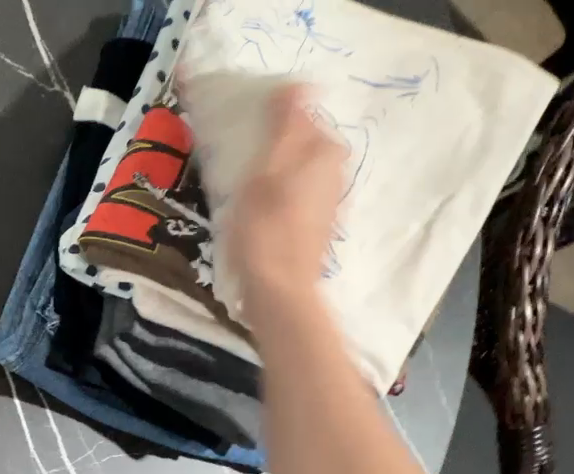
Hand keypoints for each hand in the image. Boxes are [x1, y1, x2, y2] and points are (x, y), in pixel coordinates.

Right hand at [227, 84, 347, 311]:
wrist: (279, 289)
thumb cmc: (264, 231)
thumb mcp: (264, 174)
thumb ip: (284, 128)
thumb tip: (297, 84)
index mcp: (324, 149)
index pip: (299, 115)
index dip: (268, 119)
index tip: (239, 130)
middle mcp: (336, 167)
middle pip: (301, 143)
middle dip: (273, 145)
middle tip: (237, 157)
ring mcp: (330, 197)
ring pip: (299, 169)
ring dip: (275, 170)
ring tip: (244, 184)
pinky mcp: (320, 222)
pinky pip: (298, 193)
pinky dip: (280, 193)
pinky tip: (260, 210)